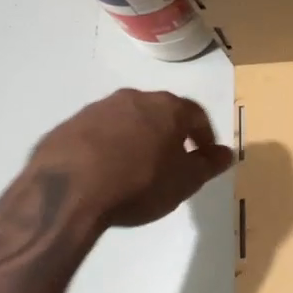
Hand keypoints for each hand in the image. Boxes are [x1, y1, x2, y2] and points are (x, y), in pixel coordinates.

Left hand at [29, 89, 233, 228]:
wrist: (67, 193)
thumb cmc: (139, 184)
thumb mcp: (185, 181)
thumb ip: (208, 165)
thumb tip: (226, 153)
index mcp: (167, 107)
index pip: (196, 115)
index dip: (204, 136)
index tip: (205, 156)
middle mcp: (133, 99)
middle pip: (159, 113)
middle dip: (168, 134)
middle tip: (171, 161)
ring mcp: (96, 110)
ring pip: (126, 121)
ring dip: (135, 139)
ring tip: (134, 169)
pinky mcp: (66, 126)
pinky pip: (96, 134)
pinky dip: (105, 148)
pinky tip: (103, 172)